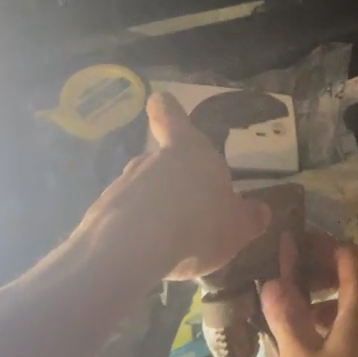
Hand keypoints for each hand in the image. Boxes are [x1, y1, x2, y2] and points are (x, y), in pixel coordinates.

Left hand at [79, 92, 271, 280]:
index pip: (173, 119)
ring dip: (153, 210)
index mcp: (189, 151)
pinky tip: (147, 257)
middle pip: (158, 161)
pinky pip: (123, 222)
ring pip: (140, 193)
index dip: (168, 110)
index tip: (158, 100)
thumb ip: (249, 217)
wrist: (130, 252)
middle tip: (188, 206)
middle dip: (171, 179)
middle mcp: (151, 162)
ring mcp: (120, 189)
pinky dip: (135, 234)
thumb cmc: (197, 223)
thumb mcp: (237, 225)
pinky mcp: (98, 219)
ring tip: (171, 241)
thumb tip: (259, 211)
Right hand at [261, 233, 357, 356]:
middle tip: (291, 273)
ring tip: (296, 305)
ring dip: (332, 291)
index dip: (318, 245)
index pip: (346, 252)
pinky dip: (342, 313)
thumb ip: (287, 317)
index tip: (290, 246)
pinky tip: (316, 337)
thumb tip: (274, 282)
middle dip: (324, 266)